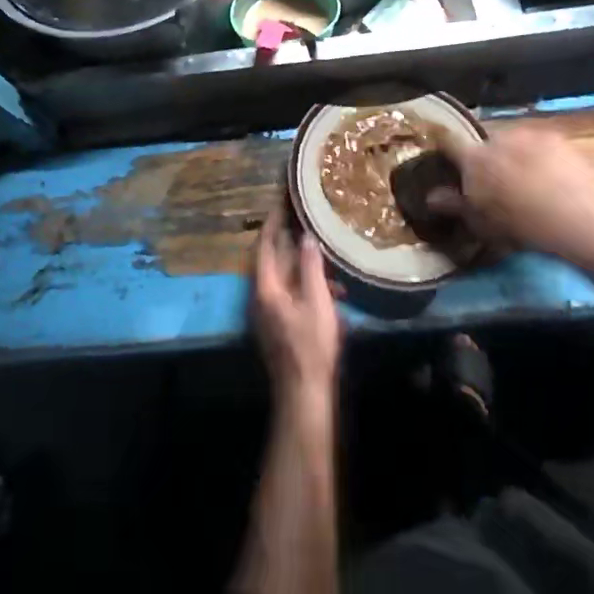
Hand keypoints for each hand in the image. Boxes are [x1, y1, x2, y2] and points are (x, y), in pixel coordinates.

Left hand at [250, 204, 341, 406]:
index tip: (283, 202)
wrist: (304, 391)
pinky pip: (289, 291)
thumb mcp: (317, 302)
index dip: (274, 223)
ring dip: (301, 262)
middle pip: (272, 258)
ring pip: (283, 275)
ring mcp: (268, 310)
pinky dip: (306, 283)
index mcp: (266, 287)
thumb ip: (310, 268)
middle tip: (304, 218)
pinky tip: (332, 288)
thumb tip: (306, 237)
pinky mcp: (278, 321)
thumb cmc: (311, 345)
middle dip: (288, 238)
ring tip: (324, 250)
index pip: (266, 245)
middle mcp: (261, 295)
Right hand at [428, 124, 593, 269]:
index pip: (448, 142)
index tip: (447, 165)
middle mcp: (501, 136)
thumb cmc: (528, 229)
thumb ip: (455, 205)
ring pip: (511, 142)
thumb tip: (432, 197)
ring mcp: (533, 134)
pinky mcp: (561, 140)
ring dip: (510, 157)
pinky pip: (537, 145)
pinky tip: (546, 180)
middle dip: (482, 158)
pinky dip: (535, 158)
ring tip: (520, 183)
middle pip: (482, 142)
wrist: (592, 225)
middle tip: (489, 183)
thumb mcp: (484, 223)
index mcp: (475, 156)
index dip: (445, 152)